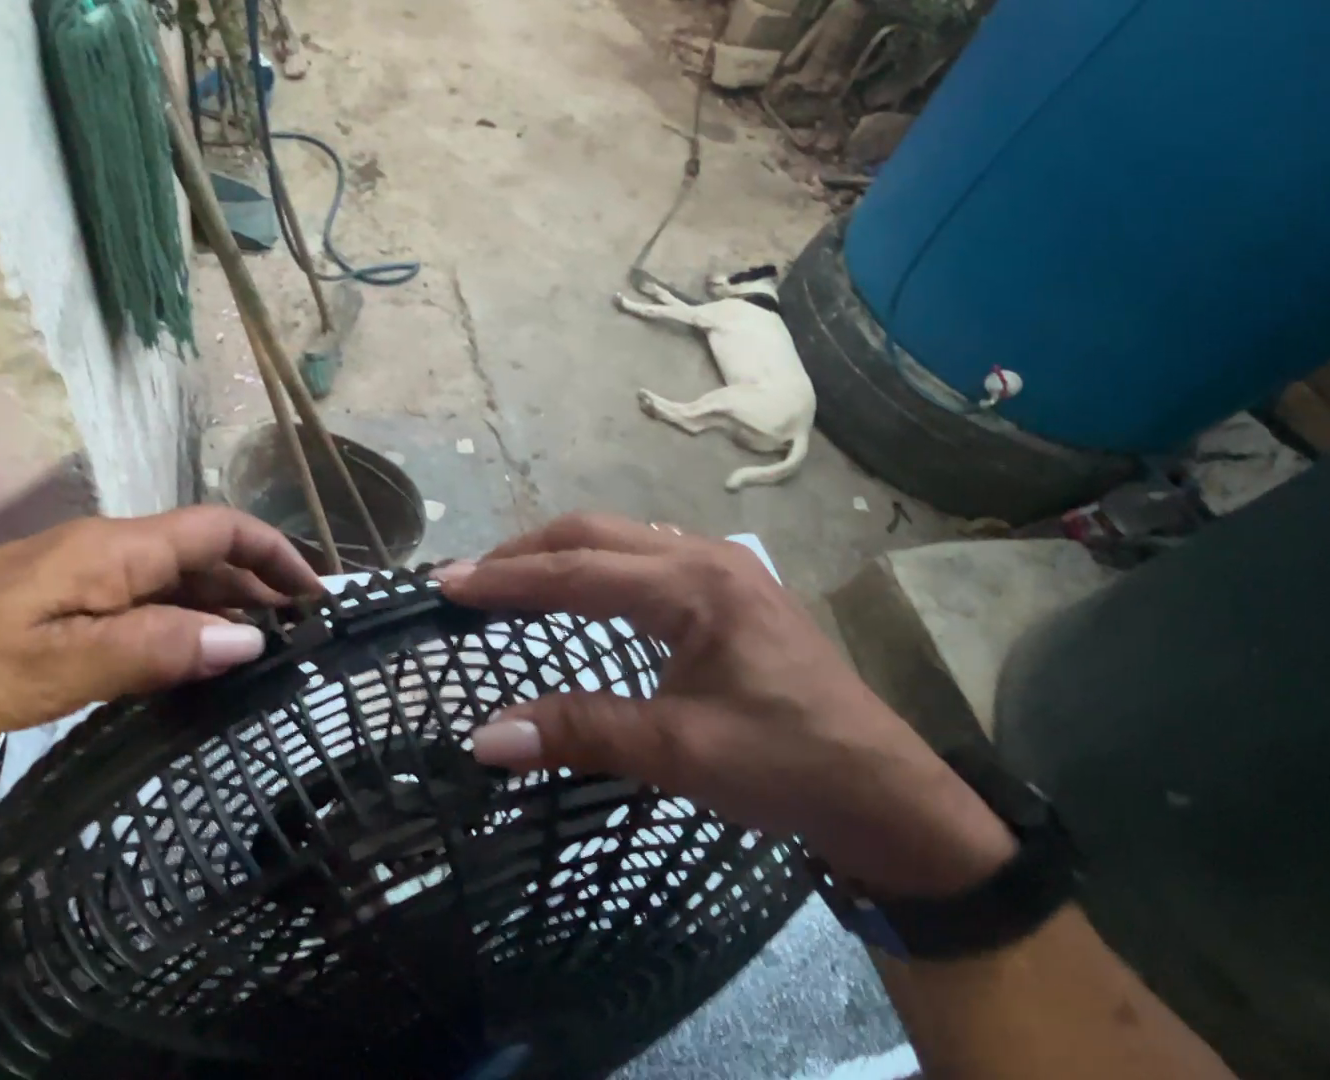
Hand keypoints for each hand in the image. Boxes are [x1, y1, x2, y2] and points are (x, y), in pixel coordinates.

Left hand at [0, 506, 321, 771]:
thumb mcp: (65, 664)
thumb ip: (159, 648)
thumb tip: (248, 640)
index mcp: (117, 550)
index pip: (219, 528)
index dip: (275, 552)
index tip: (317, 595)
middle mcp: (109, 550)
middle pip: (205, 553)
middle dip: (259, 585)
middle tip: (301, 638)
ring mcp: (85, 574)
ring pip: (177, 579)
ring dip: (224, 607)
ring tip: (263, 654)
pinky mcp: (66, 601)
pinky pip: (146, 602)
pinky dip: (185, 625)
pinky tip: (194, 662)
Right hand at [435, 513, 1015, 897]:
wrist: (885, 793)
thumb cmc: (786, 766)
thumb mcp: (678, 753)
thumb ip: (579, 733)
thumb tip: (483, 739)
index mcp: (693, 585)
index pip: (577, 570)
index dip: (505, 577)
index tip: (444, 583)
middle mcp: (705, 559)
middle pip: (593, 533)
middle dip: (524, 553)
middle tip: (466, 581)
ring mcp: (723, 571)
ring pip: (619, 540)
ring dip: (558, 555)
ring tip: (507, 583)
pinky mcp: (731, 594)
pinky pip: (643, 558)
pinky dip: (593, 569)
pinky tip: (579, 594)